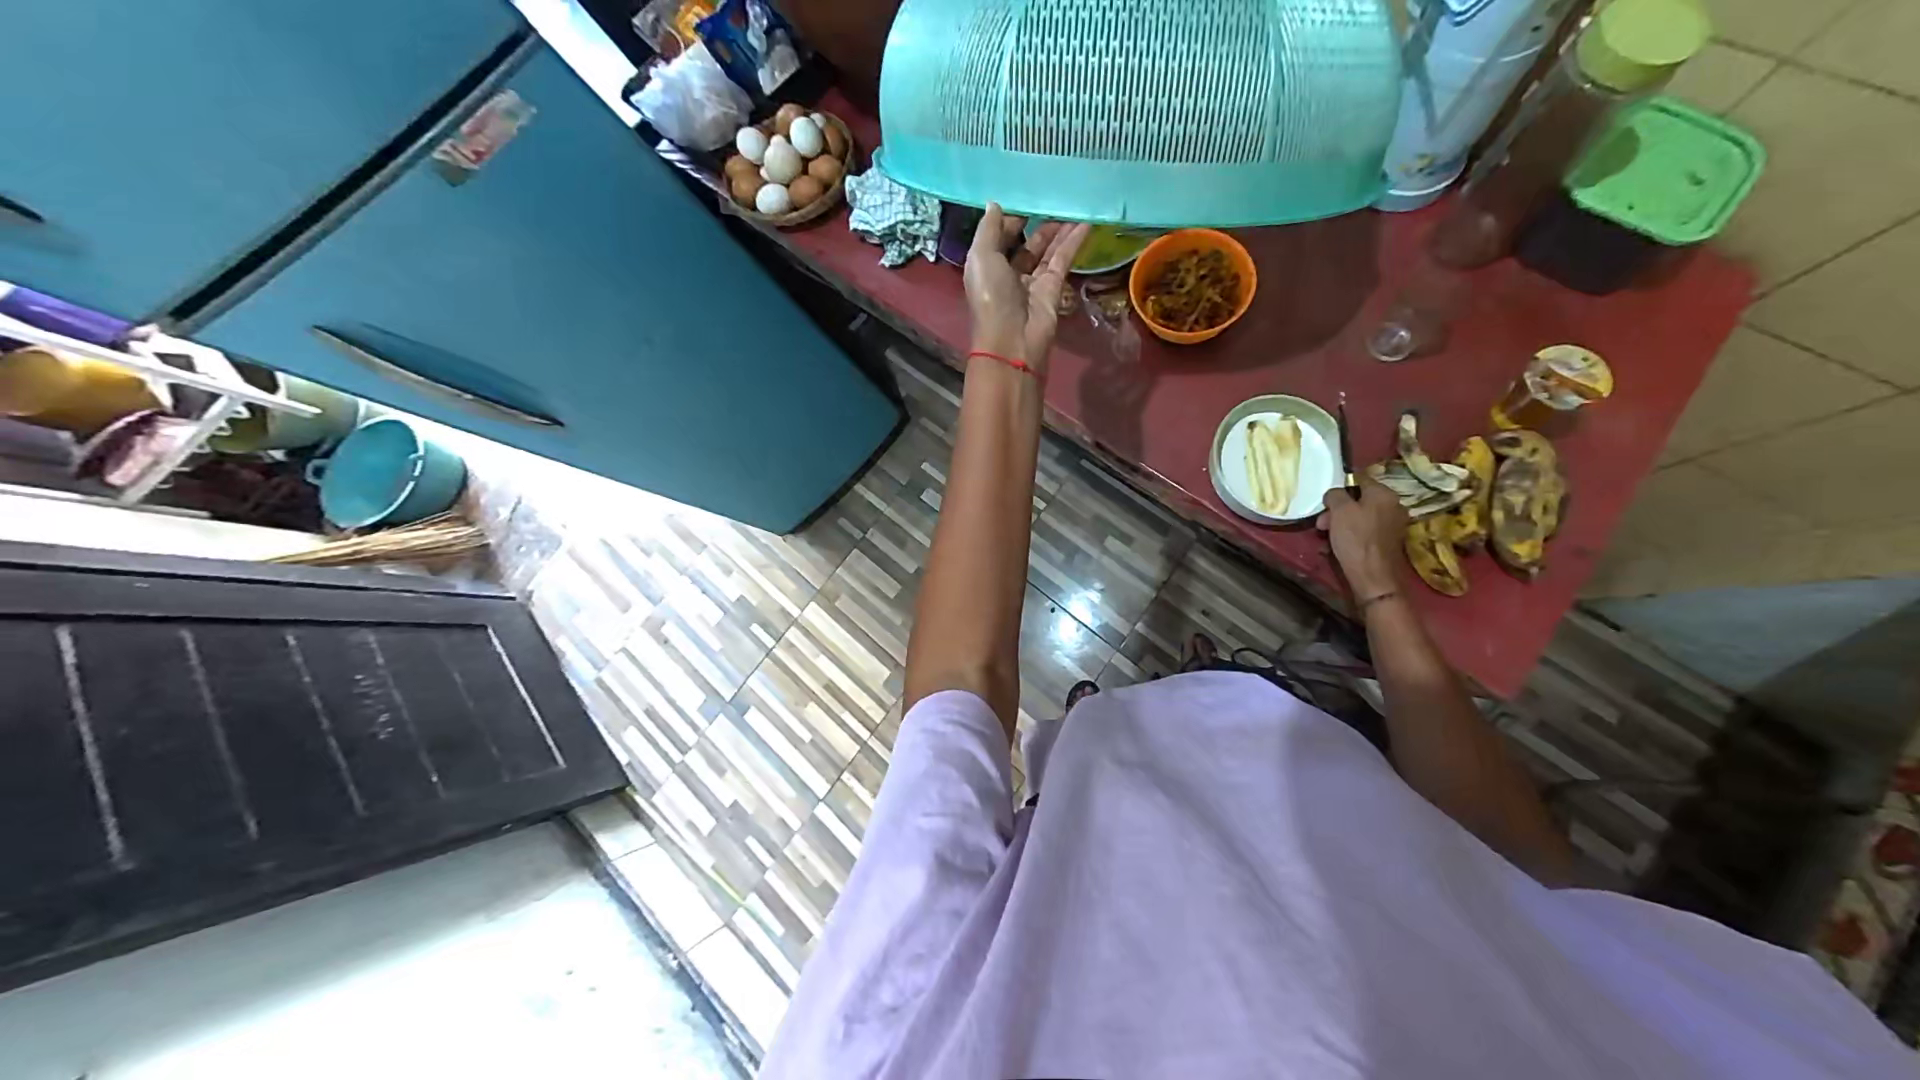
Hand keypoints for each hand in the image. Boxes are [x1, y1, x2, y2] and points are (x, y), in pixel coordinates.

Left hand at [964, 203, 1090, 373]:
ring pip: (1047, 250)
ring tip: (1073, 203)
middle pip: (1025, 244)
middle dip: (1037, 222)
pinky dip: (1073, 241)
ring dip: (1058, 229)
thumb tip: (995, 204)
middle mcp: (1009, 273)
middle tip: (1053, 196)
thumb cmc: (991, 296)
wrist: (1013, 339)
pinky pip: (1063, 259)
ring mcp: (1032, 281)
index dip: (1010, 219)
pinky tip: (1085, 222)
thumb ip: (988, 229)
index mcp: (987, 266)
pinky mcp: (1053, 287)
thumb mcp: (981, 256)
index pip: (1000, 238)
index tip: (1025, 197)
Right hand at [1318, 478, 1407, 601]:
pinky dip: (1353, 532)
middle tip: (1322, 521)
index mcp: (1384, 493)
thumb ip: (1336, 494)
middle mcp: (1394, 505)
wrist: (1372, 574)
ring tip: (1327, 535)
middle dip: (1338, 508)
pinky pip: (1367, 528)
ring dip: (1342, 521)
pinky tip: (1340, 543)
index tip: (1325, 499)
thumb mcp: (1339, 510)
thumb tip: (1335, 493)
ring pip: (1362, 514)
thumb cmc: (1355, 538)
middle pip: (1360, 499)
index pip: (1360, 478)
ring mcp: (1394, 523)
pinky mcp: (1389, 540)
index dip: (1340, 486)